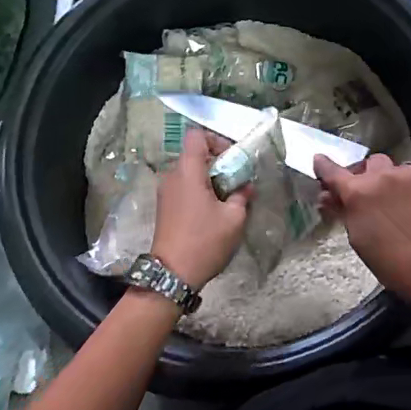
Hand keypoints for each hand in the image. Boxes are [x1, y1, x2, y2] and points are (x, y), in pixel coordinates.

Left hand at [150, 128, 250, 289]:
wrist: (172, 274)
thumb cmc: (205, 241)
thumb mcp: (234, 218)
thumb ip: (242, 195)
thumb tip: (245, 185)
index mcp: (188, 171)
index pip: (197, 135)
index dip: (216, 140)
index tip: (232, 158)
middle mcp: (172, 176)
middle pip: (194, 154)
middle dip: (218, 162)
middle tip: (237, 180)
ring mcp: (165, 192)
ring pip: (190, 172)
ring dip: (209, 179)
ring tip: (227, 198)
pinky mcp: (165, 207)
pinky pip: (184, 187)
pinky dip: (199, 191)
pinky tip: (213, 211)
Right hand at [312, 154, 410, 311]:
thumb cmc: (394, 265)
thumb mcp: (361, 241)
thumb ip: (347, 213)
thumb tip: (332, 199)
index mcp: (359, 193)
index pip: (333, 173)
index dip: (325, 167)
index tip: (320, 160)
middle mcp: (384, 176)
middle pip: (373, 163)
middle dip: (371, 174)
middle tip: (375, 194)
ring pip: (400, 169)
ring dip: (397, 181)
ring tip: (406, 204)